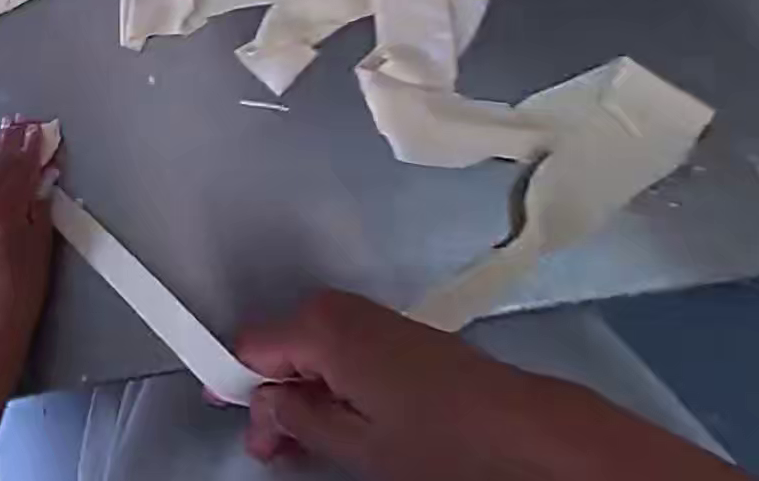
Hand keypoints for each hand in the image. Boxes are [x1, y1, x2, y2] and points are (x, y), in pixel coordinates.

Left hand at [0, 118, 55, 347]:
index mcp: (2, 210)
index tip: (43, 128)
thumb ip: (41, 205)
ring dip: (1, 148)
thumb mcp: (41, 246)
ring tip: (10, 127)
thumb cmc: (22, 290)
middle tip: (27, 120)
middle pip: (2, 164)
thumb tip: (45, 175)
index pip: (22, 169)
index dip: (34, 148)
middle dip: (16, 141)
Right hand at [236, 290, 746, 480]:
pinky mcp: (385, 328)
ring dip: (297, 391)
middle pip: (277, 345)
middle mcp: (333, 307)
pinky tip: (336, 420)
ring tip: (301, 443)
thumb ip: (298, 420)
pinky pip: (334, 347)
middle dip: (269, 394)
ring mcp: (362, 314)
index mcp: (319, 327)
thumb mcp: (361, 446)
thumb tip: (261, 408)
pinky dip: (325, 381)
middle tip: (270, 449)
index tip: (231, 418)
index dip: (233, 381)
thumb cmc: (440, 440)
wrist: (528, 429)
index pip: (251, 344)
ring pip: (304, 348)